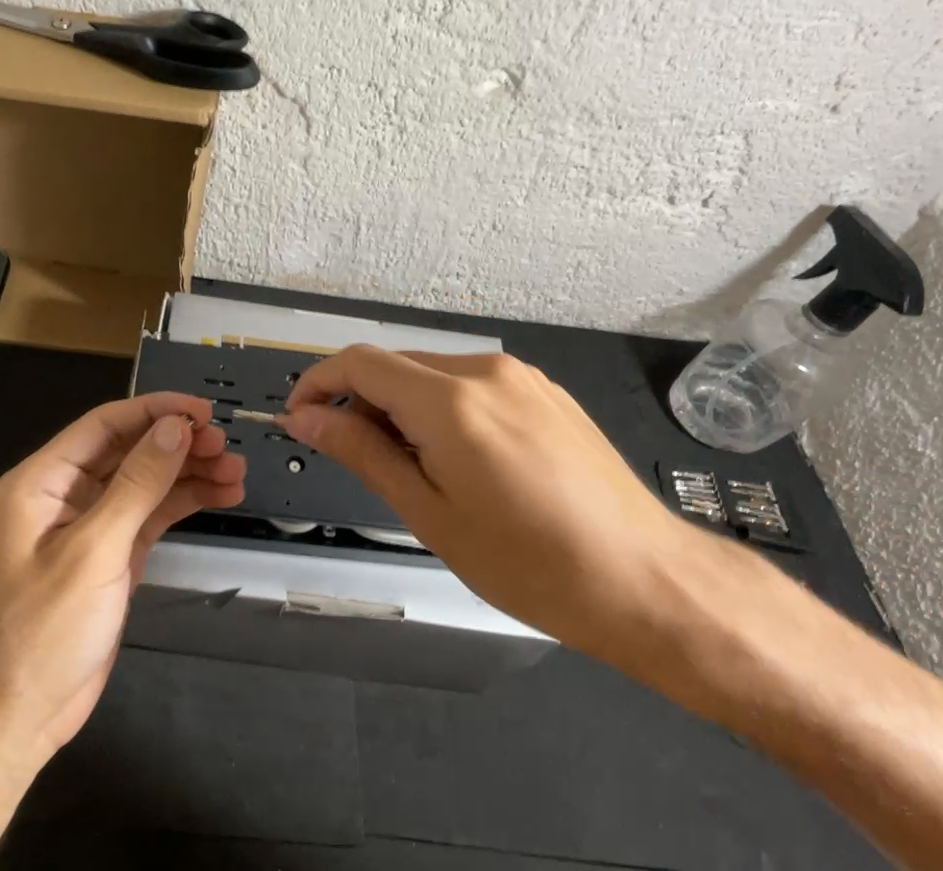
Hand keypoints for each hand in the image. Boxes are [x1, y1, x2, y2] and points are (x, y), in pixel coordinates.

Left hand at [0, 393, 246, 778]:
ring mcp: (89, 527)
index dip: (155, 411)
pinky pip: (149, 516)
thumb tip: (175, 427)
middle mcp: (64, 495)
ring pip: (145, 484)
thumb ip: (136, 484)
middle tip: (228, 448)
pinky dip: (183, 505)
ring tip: (237, 473)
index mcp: (41, 481)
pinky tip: (220, 496)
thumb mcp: (93, 551)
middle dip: (178, 445)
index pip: (104, 425)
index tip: (205, 411)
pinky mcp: (110, 557)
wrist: (19, 715)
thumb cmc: (43, 630)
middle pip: (128, 452)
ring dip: (188, 474)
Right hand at [280, 346, 691, 651]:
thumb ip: (363, 453)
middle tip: (353, 459)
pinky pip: (474, 386)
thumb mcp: (429, 514)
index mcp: (451, 401)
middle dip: (359, 401)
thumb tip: (307, 419)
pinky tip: (458, 460)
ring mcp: (524, 379)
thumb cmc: (529, 564)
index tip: (298, 419)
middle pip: (396, 365)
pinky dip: (443, 409)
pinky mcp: (548, 395)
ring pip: (435, 374)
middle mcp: (488, 372)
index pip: (360, 363)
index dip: (317, 384)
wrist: (644, 579)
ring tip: (410, 469)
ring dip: (402, 406)